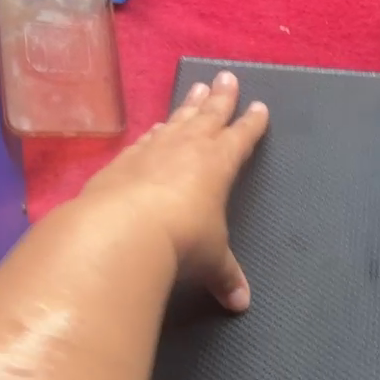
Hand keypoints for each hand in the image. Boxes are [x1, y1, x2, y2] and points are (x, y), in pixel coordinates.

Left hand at [78, 71, 268, 311]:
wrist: (120, 232)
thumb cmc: (182, 241)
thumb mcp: (211, 261)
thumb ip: (225, 276)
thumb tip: (240, 303)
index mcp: (219, 164)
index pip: (241, 138)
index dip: (251, 124)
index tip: (259, 106)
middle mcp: (188, 149)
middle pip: (209, 116)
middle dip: (221, 98)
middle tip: (226, 77)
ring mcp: (153, 150)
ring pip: (177, 120)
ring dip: (189, 105)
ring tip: (196, 88)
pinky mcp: (123, 161)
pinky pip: (146, 139)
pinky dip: (154, 131)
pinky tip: (154, 127)